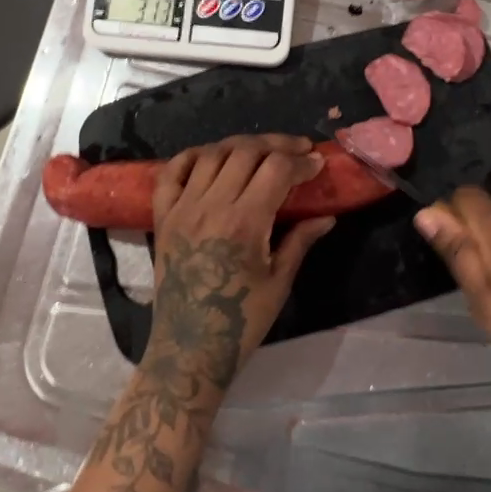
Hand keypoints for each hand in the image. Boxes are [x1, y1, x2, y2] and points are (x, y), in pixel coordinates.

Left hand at [146, 135, 336, 388]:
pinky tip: (211, 157)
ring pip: (211, 154)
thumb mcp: (280, 281)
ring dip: (240, 146)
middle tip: (297, 150)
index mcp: (244, 222)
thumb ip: (301, 240)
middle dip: (277, 145)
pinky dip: (191, 157)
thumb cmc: (243, 319)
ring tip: (261, 152)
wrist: (190, 346)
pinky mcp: (162, 216)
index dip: (301, 161)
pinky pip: (171, 172)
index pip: (276, 169)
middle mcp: (210, 206)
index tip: (317, 164)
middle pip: (245, 152)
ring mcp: (182, 208)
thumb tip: (327, 215)